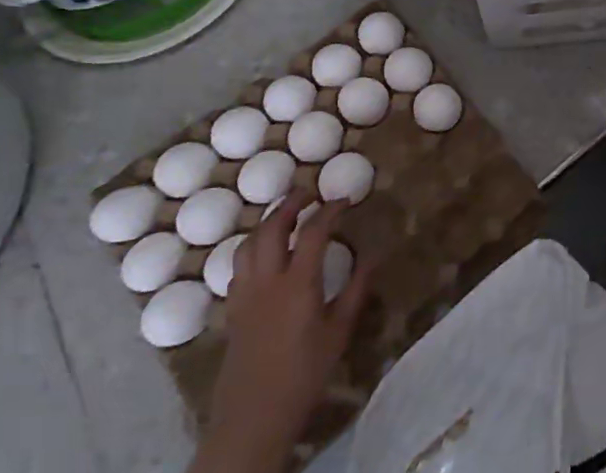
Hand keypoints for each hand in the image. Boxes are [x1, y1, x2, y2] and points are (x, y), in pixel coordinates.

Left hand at [189, 192, 370, 472]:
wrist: (254, 413)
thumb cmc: (304, 375)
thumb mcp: (338, 333)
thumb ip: (355, 291)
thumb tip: (372, 256)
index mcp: (298, 282)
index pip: (314, 231)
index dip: (329, 209)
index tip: (343, 198)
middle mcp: (268, 278)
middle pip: (274, 226)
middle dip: (291, 203)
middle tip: (307, 192)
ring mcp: (245, 290)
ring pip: (251, 240)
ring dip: (267, 220)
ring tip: (283, 214)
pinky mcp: (232, 305)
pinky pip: (238, 263)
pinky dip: (252, 246)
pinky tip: (261, 252)